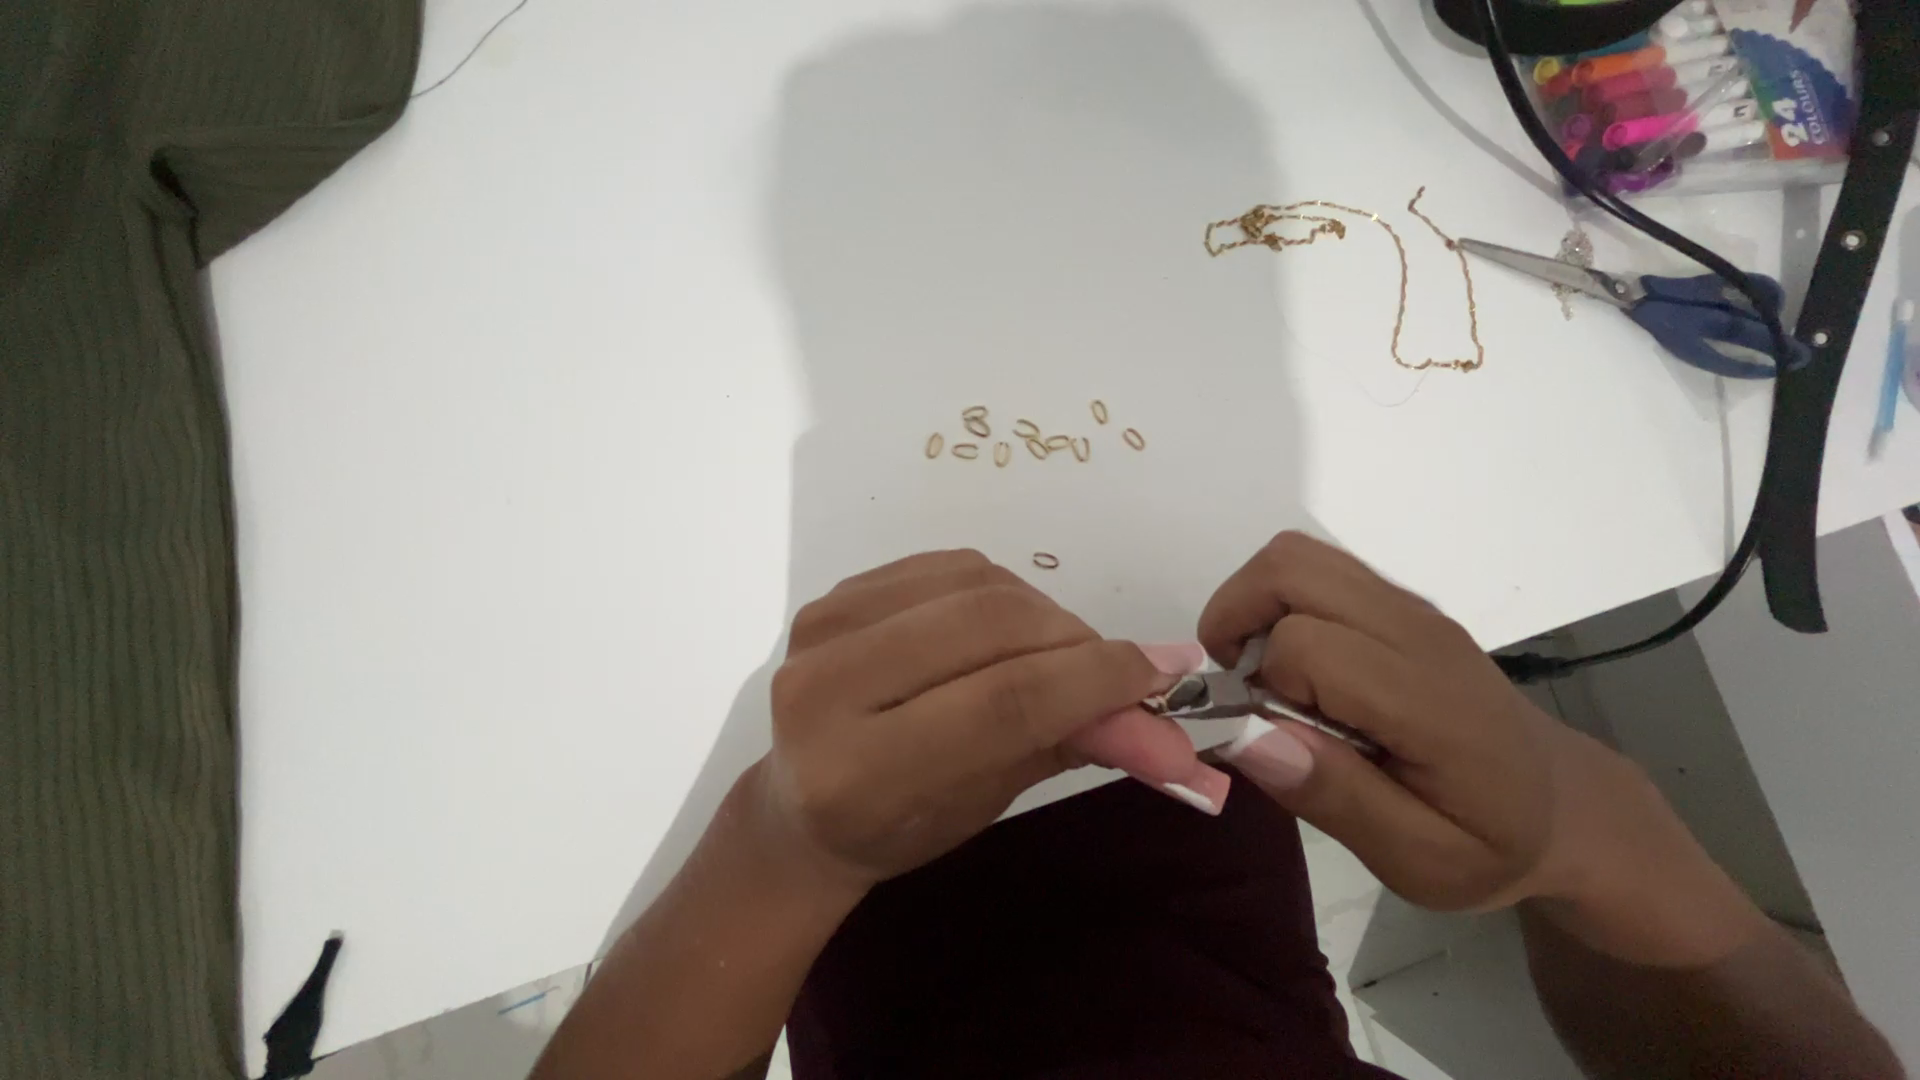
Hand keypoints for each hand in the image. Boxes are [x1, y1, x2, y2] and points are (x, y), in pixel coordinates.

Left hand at [756, 550, 1229, 892]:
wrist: (804, 803)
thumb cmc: (900, 828)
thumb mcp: (989, 803)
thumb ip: (1074, 746)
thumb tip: (1173, 727)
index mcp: (858, 773)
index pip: (1002, 703)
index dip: (1093, 679)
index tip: (1163, 672)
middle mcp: (825, 689)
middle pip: (987, 625)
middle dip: (1075, 640)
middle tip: (1118, 667)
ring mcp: (820, 631)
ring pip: (974, 584)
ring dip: (1043, 613)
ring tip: (1059, 654)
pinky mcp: (831, 595)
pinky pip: (947, 566)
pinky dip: (1001, 590)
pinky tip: (1009, 626)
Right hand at [1200, 532, 1664, 915]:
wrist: (1564, 805)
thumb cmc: (1490, 842)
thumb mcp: (1419, 860)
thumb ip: (1335, 798)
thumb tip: (1244, 737)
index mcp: (1425, 698)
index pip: (1304, 645)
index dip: (1262, 687)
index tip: (1269, 734)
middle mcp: (1414, 630)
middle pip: (1288, 567)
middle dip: (1234, 617)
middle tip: (1238, 683)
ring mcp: (1408, 607)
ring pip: (1295, 556)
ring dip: (1250, 605)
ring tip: (1258, 671)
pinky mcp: (1399, 603)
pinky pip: (1315, 569)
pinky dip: (1276, 602)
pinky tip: (1292, 662)